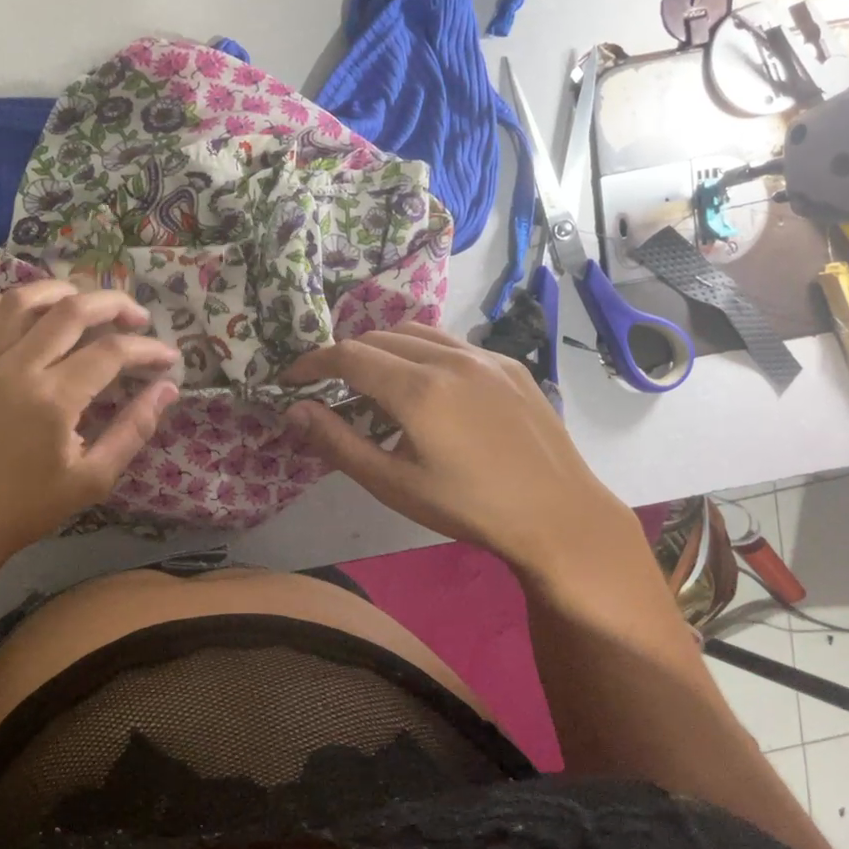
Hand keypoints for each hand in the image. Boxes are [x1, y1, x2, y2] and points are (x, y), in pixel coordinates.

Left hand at [0, 280, 178, 565]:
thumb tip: (167, 389)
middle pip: (71, 310)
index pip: (111, 352)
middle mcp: (18, 368)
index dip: (146, 350)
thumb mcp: (92, 479)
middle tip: (138, 318)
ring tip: (85, 301)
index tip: (168, 359)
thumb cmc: (29, 507)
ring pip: (21, 301)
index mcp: (54, 399)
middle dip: (113, 304)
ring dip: (59, 290)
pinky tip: (21, 311)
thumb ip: (132, 430)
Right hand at [285, 323, 640, 581]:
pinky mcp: (509, 366)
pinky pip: (450, 343)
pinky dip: (419, 352)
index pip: (348, 356)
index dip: (311, 363)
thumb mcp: (391, 483)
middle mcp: (450, 360)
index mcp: (418, 390)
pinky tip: (422, 386)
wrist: (558, 515)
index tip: (290, 380)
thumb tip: (294, 411)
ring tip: (369, 381)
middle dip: (343, 357)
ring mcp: (485, 358)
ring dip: (381, 349)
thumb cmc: (467, 506)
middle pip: (378, 338)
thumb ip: (337, 442)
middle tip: (326, 388)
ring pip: (416, 333)